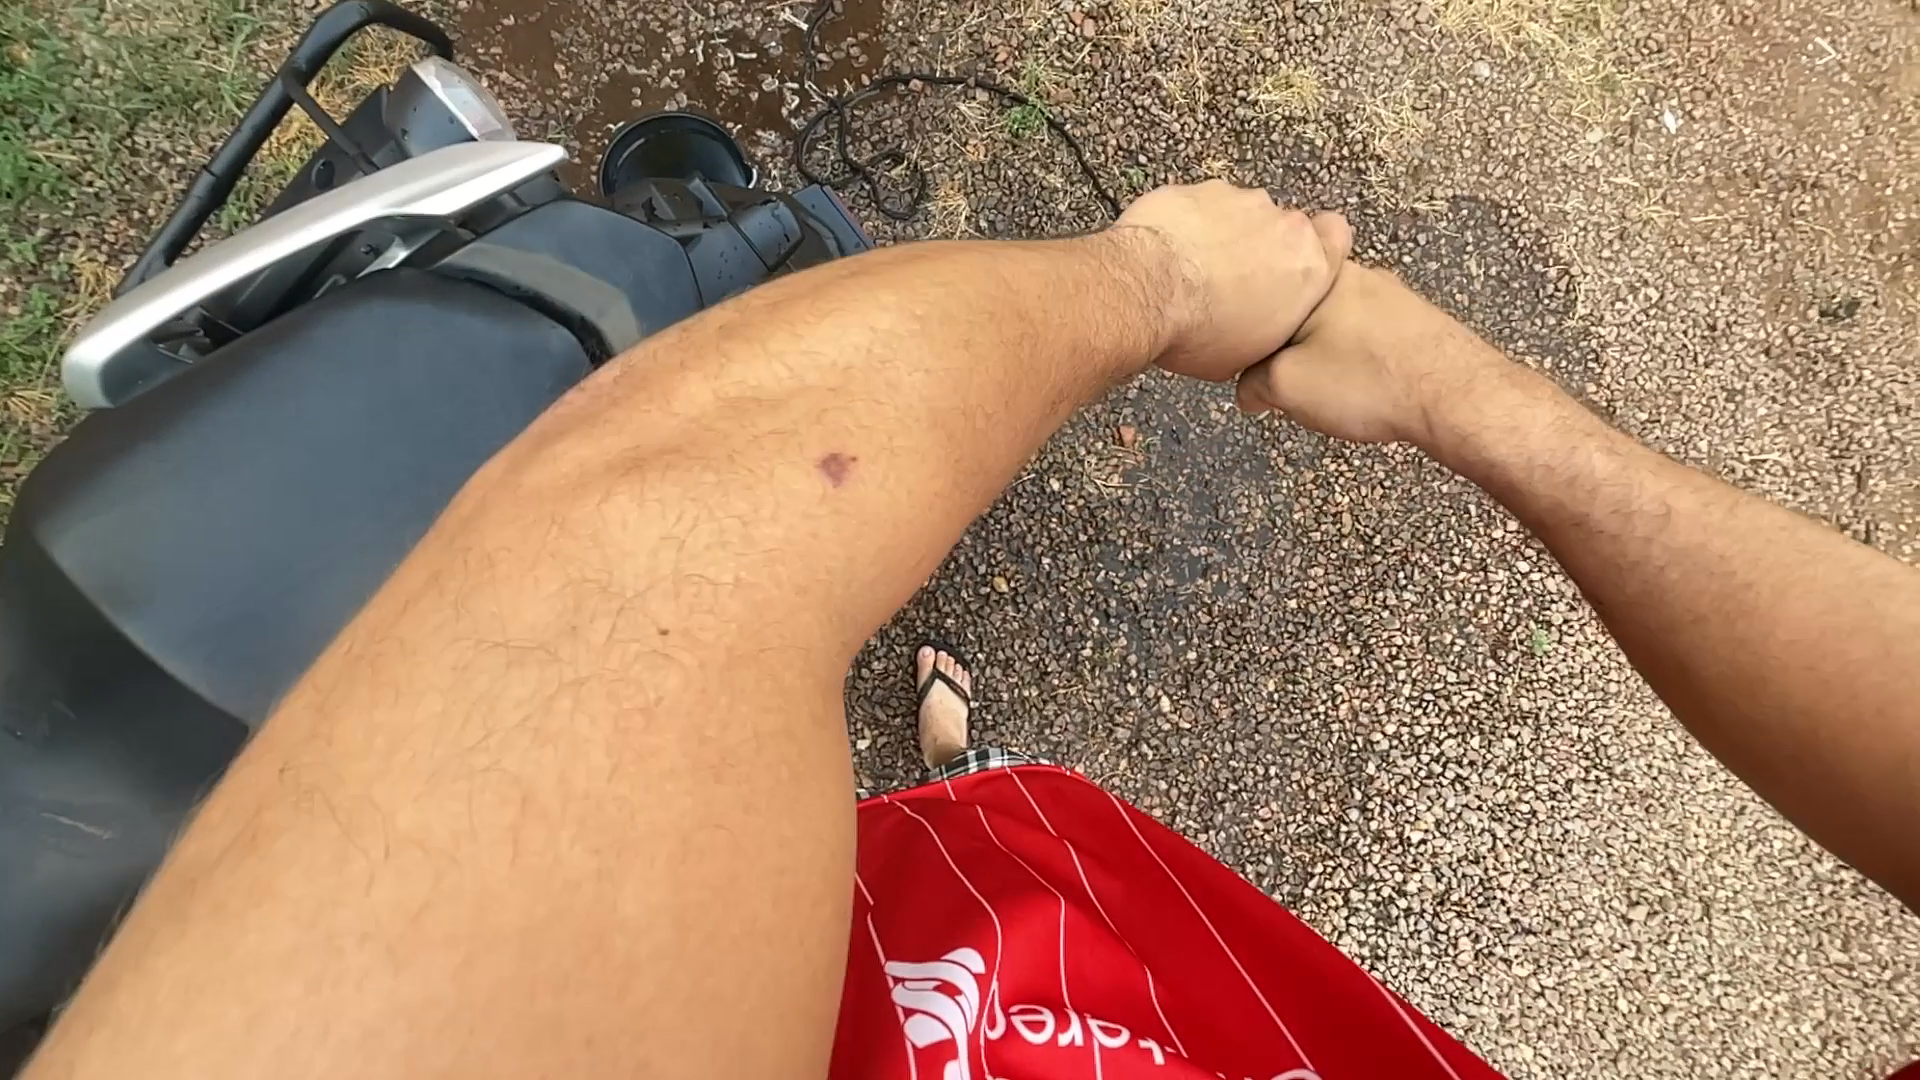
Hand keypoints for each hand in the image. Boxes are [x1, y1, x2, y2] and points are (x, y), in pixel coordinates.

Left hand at [1115, 180, 1350, 380]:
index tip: (1288, 266)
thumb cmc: (1197, 333)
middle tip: (1225, 280)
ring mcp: (1241, 201)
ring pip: (1238, 214)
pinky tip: (1164, 252)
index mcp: (1308, 268)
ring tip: (1187, 269)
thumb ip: (1264, 328)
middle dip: (1257, 249)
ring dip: (1219, 235)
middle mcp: (1284, 225)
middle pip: (1280, 229)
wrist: (1148, 294)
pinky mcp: (1199, 188)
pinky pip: (1197, 206)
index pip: (1335, 240)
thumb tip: (1252, 331)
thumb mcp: (1241, 357)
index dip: (1313, 249)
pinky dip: (1185, 223)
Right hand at [1234, 262, 1509, 446]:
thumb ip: (1250, 382)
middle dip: (1284, 346)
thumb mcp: (1283, 385)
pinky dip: (1350, 362)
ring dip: (1318, 356)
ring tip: (1323, 391)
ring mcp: (1391, 296)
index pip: (1263, 293)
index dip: (1247, 332)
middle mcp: (1360, 274)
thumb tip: (1248, 391)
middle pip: (1297, 309)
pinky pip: (1362, 337)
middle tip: (1282, 383)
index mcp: (1321, 276)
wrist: (1456, 399)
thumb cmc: (1367, 382)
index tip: (1246, 363)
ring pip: (1331, 324)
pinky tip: (1356, 389)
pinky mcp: (1413, 322)